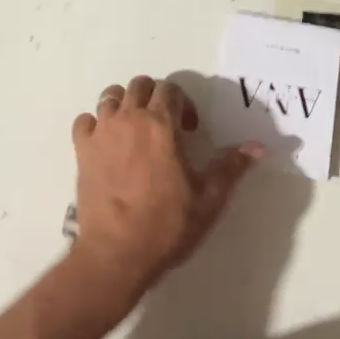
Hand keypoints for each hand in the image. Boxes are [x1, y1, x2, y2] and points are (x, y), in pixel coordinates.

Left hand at [70, 77, 262, 295]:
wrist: (117, 252)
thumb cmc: (167, 225)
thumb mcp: (208, 199)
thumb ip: (231, 167)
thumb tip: (258, 147)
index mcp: (161, 124)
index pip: (170, 88)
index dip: (183, 103)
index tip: (190, 129)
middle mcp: (129, 119)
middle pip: (139, 85)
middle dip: (155, 97)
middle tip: (166, 125)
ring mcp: (101, 132)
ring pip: (110, 97)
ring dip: (125, 105)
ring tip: (136, 130)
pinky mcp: (81, 150)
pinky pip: (85, 121)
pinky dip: (95, 124)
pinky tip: (106, 144)